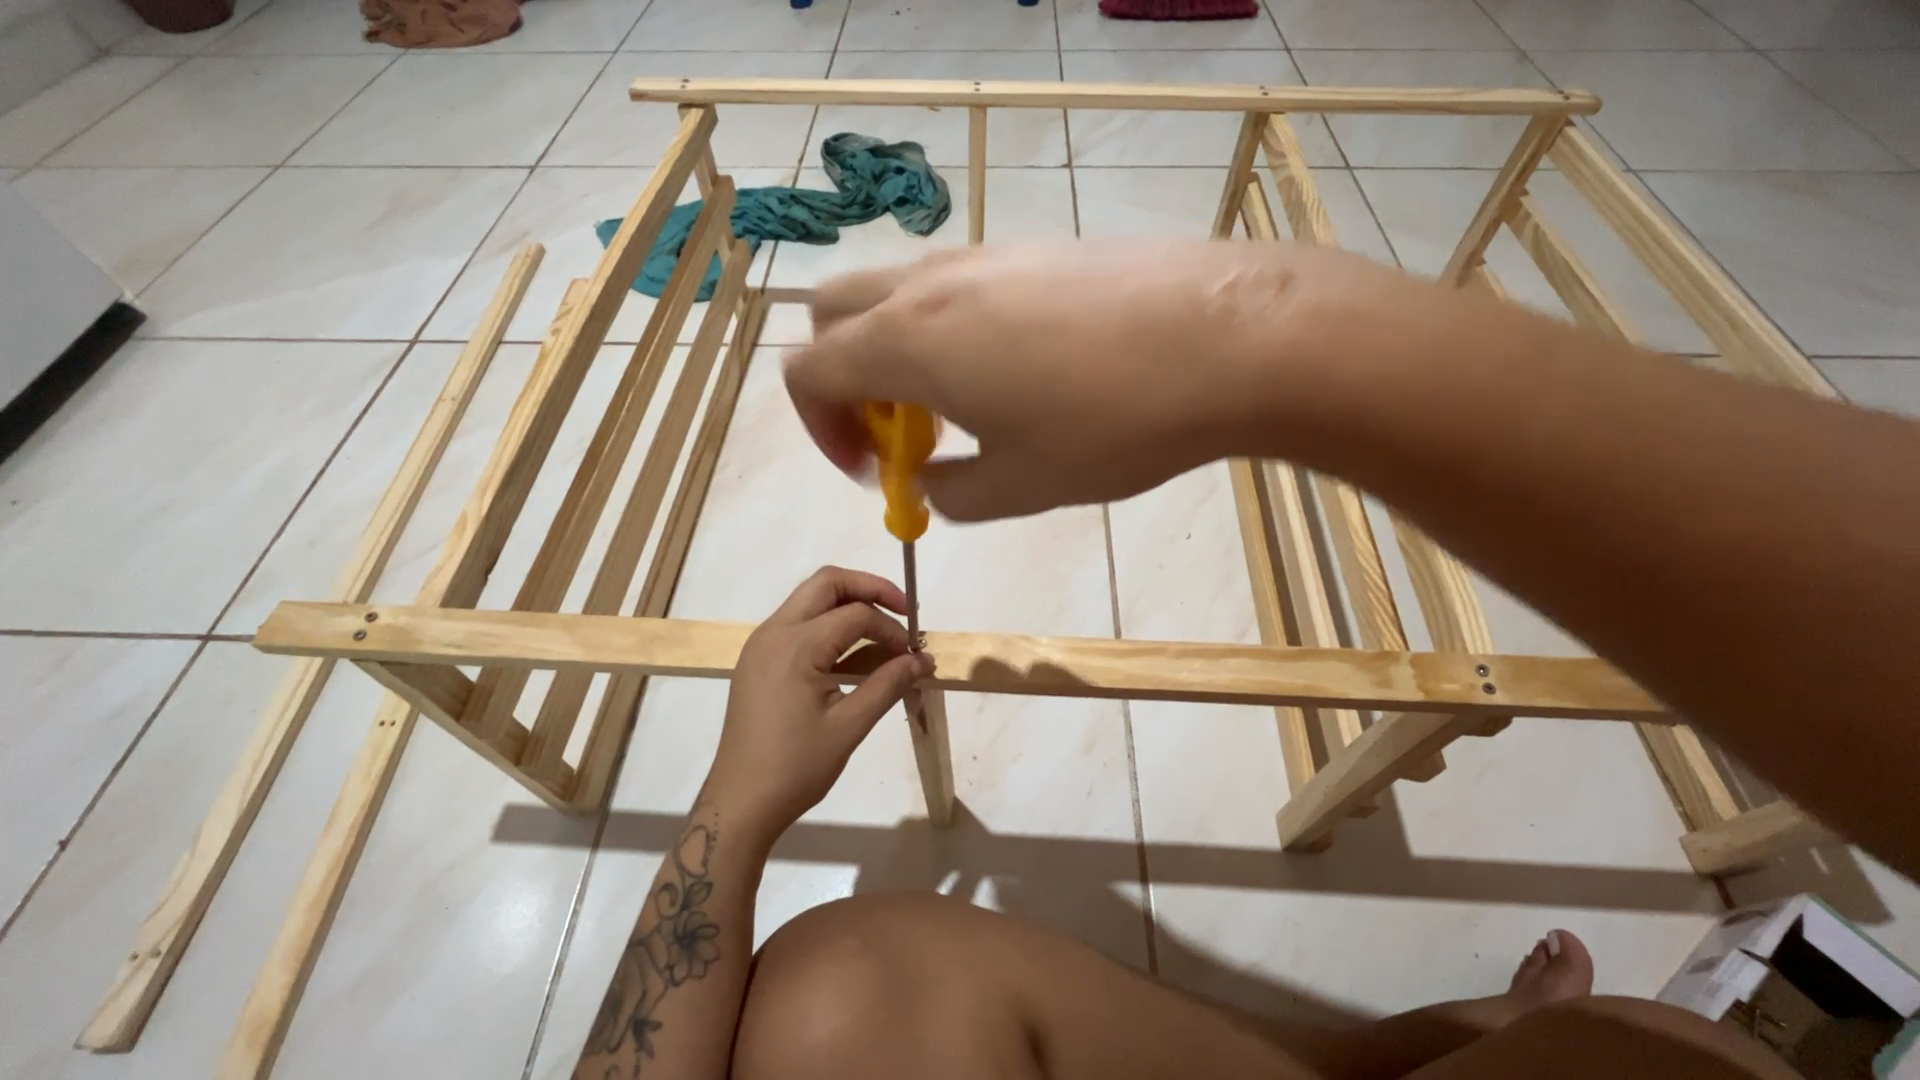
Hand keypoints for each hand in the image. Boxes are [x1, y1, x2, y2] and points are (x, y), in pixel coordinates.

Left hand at [703, 567, 934, 846]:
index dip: (892, 629)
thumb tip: (923, 661)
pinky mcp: (758, 661)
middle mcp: (774, 633)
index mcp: (795, 645)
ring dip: (849, 606)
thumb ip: (889, 684)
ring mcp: (761, 645)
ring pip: (810, 600)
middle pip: (827, 583)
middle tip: (903, 610)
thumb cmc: (796, 767)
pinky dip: (829, 627)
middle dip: (870, 589)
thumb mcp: (850, 726)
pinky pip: (798, 625)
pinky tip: (853, 656)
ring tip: (883, 634)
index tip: (915, 655)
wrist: (740, 803)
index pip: (856, 614)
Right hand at [783, 240, 1407, 520]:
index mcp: (907, 341)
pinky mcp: (1034, 248)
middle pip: (834, 315)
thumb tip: (929, 479)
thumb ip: (950, 492)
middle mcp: (929, 285)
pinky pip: (956, 286)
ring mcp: (983, 255)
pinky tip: (1018, 373)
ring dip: (897, 354)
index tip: (873, 469)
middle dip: (844, 380)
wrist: (1228, 338)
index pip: (809, 371)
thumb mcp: (1020, 486)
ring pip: (896, 295)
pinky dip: (948, 330)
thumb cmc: (1111, 425)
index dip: (822, 429)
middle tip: (901, 432)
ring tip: (962, 408)